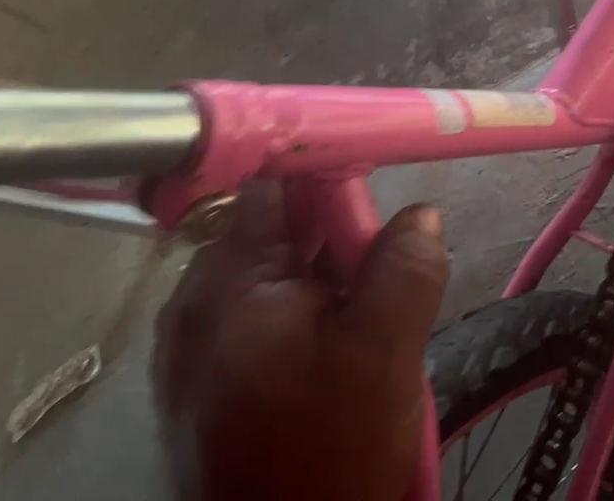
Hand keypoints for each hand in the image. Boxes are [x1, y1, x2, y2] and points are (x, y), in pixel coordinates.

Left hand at [154, 185, 448, 500]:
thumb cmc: (332, 446)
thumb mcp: (389, 348)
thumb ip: (406, 265)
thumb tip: (418, 216)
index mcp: (227, 289)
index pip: (269, 187)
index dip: (324, 167)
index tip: (375, 167)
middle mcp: (195, 307)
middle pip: (274, 228)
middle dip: (336, 231)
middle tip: (385, 262)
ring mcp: (196, 347)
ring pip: (275, 272)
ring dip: (328, 273)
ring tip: (370, 313)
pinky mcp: (210, 381)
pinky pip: (264, 313)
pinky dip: (309, 308)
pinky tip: (342, 343)